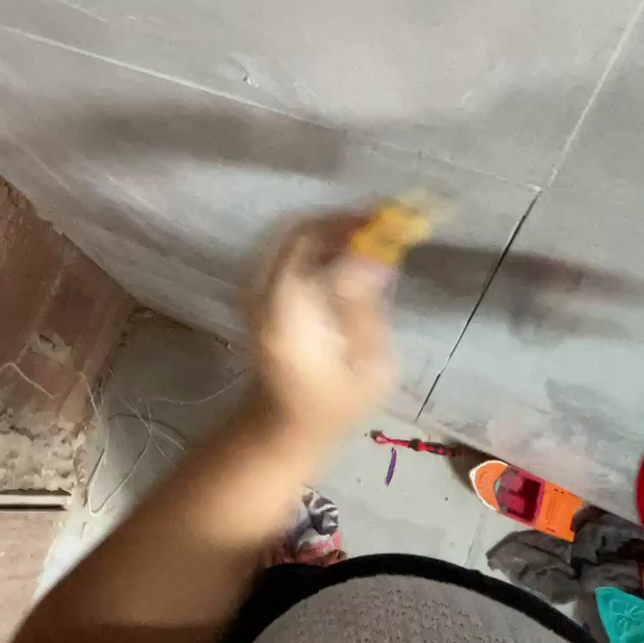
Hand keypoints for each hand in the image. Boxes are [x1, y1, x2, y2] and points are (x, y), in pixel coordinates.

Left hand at [242, 214, 396, 432]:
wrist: (283, 423)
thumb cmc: (333, 404)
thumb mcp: (366, 366)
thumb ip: (365, 308)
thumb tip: (373, 257)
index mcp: (286, 309)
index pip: (309, 243)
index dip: (348, 224)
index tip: (388, 218)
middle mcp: (261, 290)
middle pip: (300, 231)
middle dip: (344, 221)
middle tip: (387, 222)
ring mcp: (255, 289)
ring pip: (295, 236)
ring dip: (335, 229)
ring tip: (377, 234)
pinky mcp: (261, 291)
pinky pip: (292, 251)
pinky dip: (324, 243)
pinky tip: (355, 253)